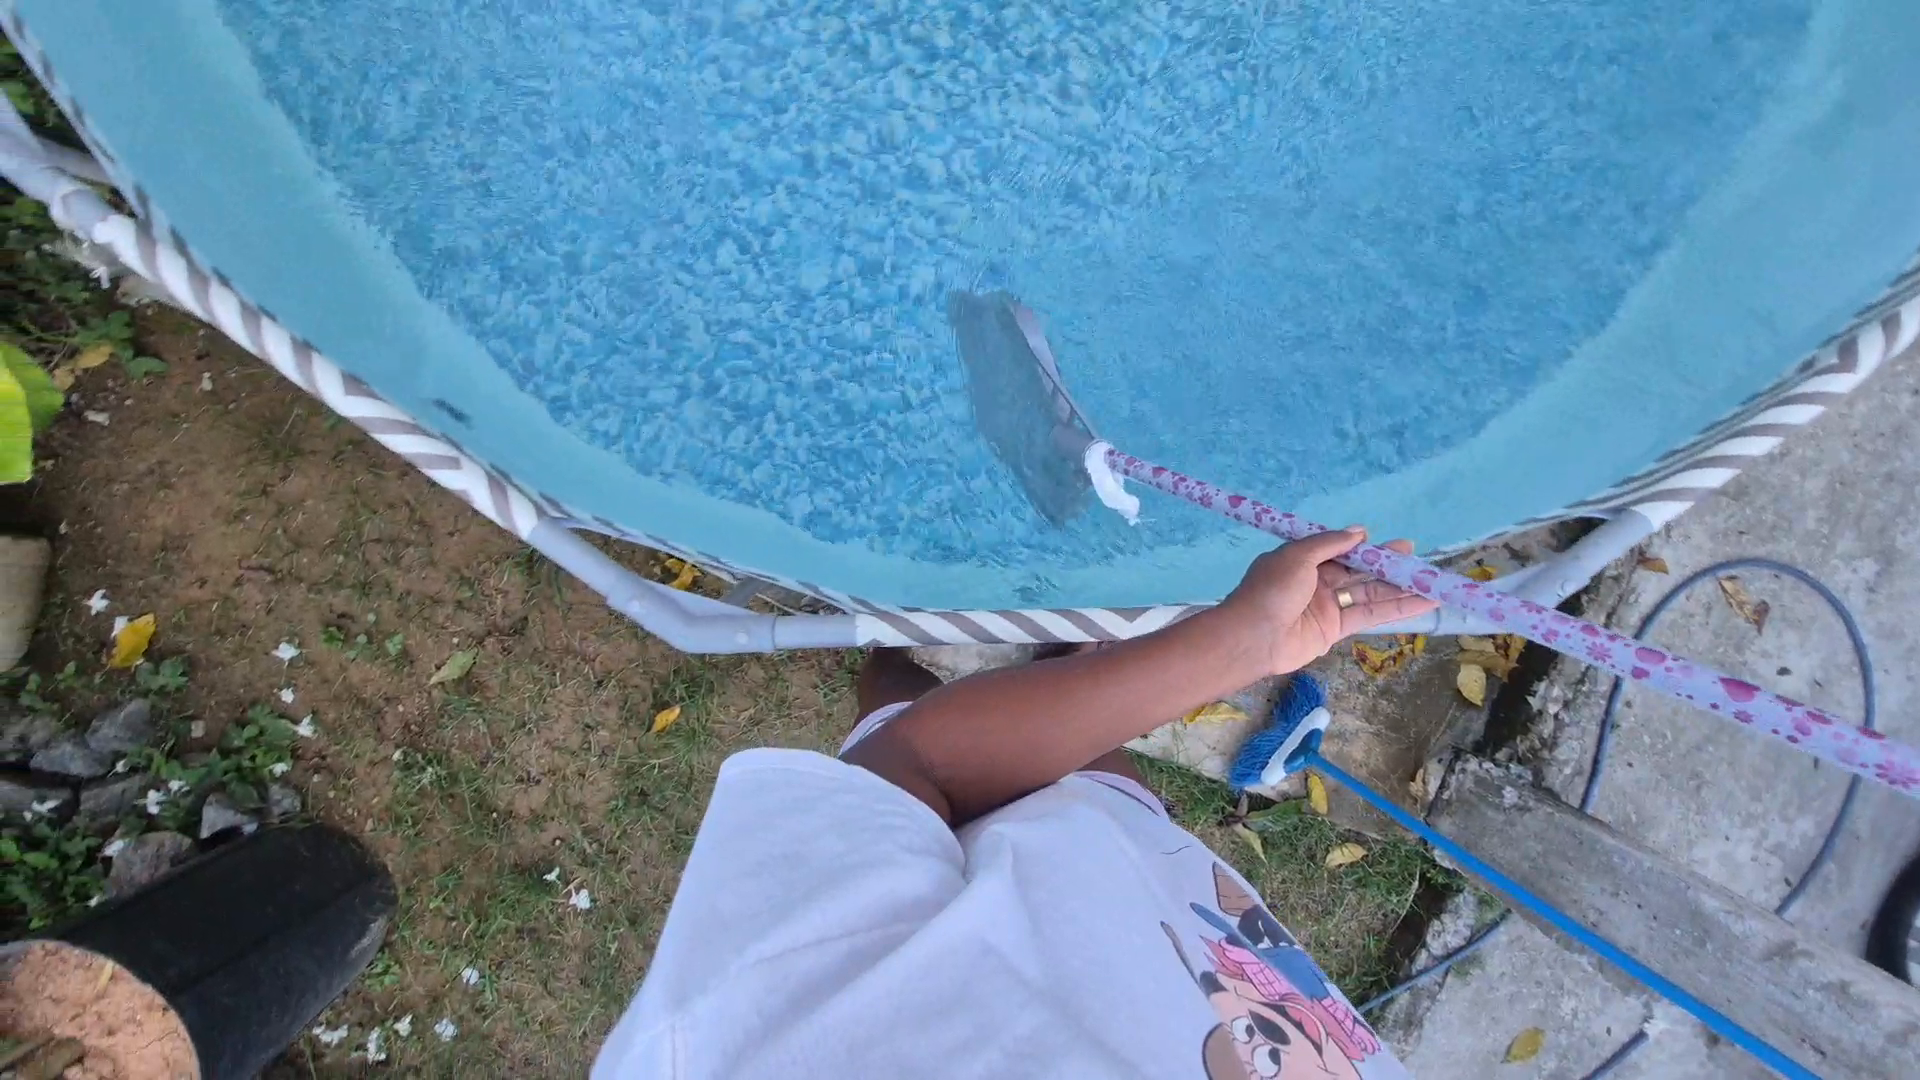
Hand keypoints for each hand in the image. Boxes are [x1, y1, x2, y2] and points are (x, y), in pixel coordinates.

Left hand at [1217, 527, 1438, 675]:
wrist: (1254, 636)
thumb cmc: (1272, 590)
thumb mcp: (1296, 556)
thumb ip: (1328, 544)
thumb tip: (1359, 531)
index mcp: (1300, 561)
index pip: (1336, 550)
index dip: (1362, 548)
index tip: (1386, 543)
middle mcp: (1314, 582)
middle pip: (1356, 571)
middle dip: (1385, 565)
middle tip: (1415, 557)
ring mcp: (1326, 606)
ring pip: (1368, 593)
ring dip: (1398, 587)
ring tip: (1430, 579)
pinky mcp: (1335, 629)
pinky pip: (1370, 615)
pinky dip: (1397, 609)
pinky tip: (1423, 602)